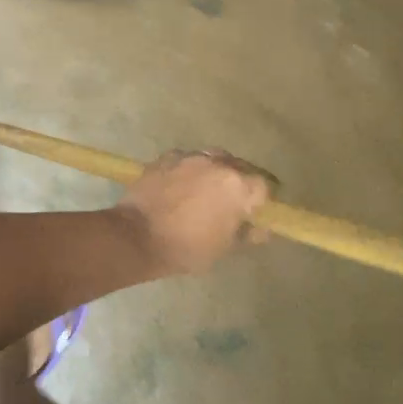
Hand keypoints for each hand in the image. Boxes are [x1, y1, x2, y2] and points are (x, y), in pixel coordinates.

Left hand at [114, 150, 273, 275]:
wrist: (137, 235)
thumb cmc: (188, 247)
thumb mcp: (226, 246)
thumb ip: (248, 232)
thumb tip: (259, 227)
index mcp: (237, 184)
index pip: (265, 184)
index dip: (263, 198)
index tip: (257, 210)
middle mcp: (216, 162)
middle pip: (239, 166)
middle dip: (240, 181)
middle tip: (233, 201)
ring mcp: (188, 156)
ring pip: (212, 159)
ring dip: (215, 172)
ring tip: (206, 192)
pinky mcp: (164, 157)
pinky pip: (187, 159)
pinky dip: (190, 170)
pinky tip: (181, 187)